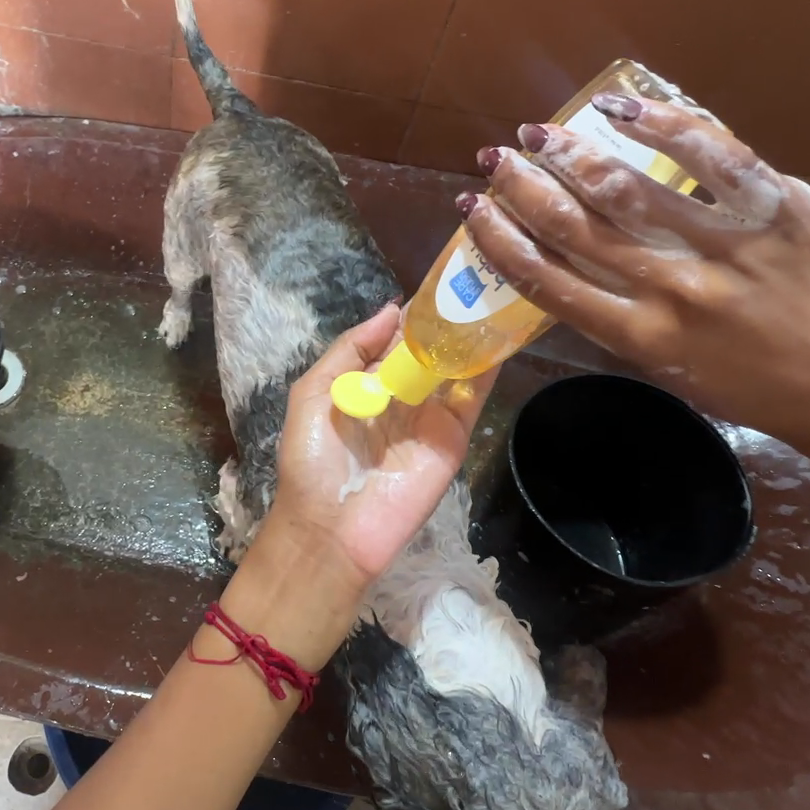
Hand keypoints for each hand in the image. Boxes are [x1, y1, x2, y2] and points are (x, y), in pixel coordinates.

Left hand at [263, 304, 496, 581]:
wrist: (332, 528)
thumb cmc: (312, 460)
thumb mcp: (314, 393)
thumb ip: (348, 350)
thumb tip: (391, 310)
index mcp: (364, 385)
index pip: (394, 341)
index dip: (412, 315)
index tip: (437, 281)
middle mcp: (399, 397)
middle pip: (428, 351)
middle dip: (446, 321)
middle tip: (472, 280)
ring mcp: (429, 417)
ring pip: (454, 369)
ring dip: (469, 338)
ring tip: (489, 297)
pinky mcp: (453, 439)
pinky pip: (471, 398)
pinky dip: (485, 369)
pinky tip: (497, 336)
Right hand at [459, 94, 809, 502]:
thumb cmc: (739, 383)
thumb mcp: (657, 365)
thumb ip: (608, 314)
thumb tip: (563, 257)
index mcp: (635, 334)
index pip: (545, 279)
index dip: (498, 239)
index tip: (473, 210)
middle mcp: (671, 289)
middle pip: (575, 226)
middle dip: (523, 187)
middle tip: (494, 159)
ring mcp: (725, 243)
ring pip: (627, 188)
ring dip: (570, 154)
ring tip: (537, 134)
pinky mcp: (773, 206)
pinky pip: (711, 154)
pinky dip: (662, 125)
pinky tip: (620, 108)